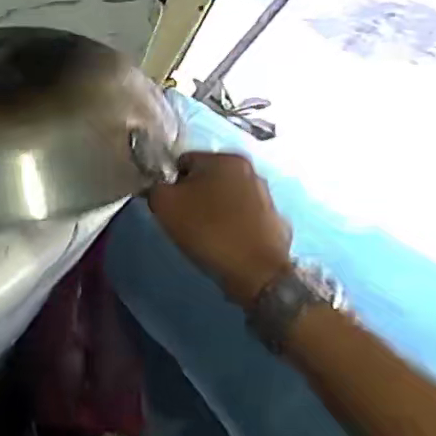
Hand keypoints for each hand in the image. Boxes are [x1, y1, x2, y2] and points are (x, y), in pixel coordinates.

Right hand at [146, 151, 291, 303]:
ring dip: (217, 208)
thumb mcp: (162, 201)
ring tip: (207, 231)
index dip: (171, 181)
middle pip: (208, 178)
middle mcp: (252, 172)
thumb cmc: (206, 229)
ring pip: (229, 197)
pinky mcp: (279, 225)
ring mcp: (269, 199)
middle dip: (196, 193)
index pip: (183, 162)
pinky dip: (235, 225)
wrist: (256, 275)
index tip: (170, 202)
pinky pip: (246, 218)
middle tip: (185, 216)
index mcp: (225, 160)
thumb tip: (163, 188)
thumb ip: (156, 185)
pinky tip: (227, 241)